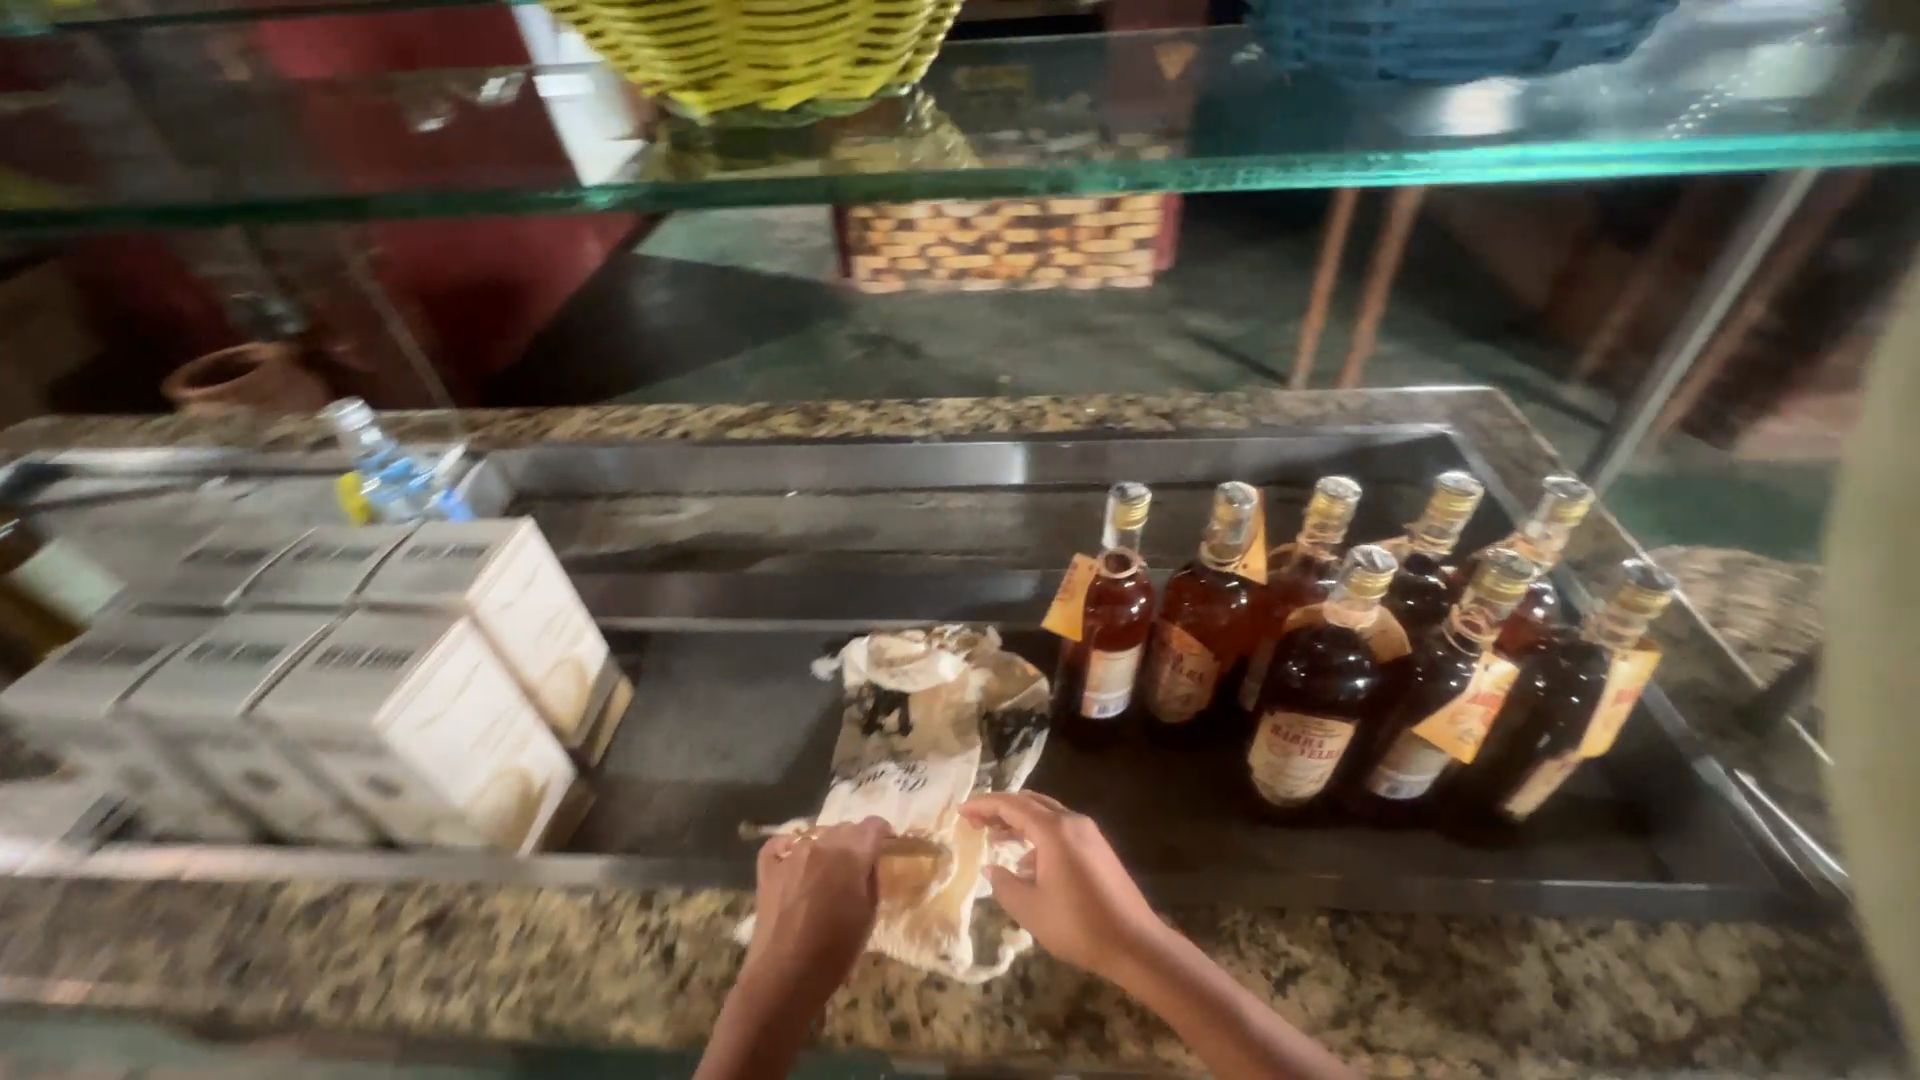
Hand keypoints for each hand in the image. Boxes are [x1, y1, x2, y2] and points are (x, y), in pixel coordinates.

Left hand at [741, 818, 891, 1004]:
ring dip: (826, 847)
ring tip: (826, 873)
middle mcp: (821, 845)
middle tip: (857, 867)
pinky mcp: (768, 869)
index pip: (873, 825)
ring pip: (816, 835)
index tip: (885, 845)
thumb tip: (868, 861)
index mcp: (851, 855)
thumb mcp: (869, 915)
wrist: (785, 976)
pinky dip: (789, 847)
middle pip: (845, 828)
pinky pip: (780, 845)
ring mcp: (791, 854)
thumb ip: (871, 878)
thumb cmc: (835, 951)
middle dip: (855, 841)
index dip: (882, 832)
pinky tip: (794, 861)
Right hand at [959, 792, 1167, 979]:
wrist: (1135, 943)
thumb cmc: (1078, 925)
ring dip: (1019, 823)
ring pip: (1046, 815)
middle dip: (1000, 809)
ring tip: (994, 838)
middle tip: (975, 821)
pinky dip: (1038, 837)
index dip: (983, 805)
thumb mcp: (1030, 909)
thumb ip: (1004, 885)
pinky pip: (1060, 831)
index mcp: (1054, 831)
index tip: (961, 811)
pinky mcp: (1098, 849)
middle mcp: (1072, 822)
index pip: (1011, 805)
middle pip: (1030, 803)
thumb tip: (992, 869)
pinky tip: (1026, 864)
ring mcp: (1089, 834)